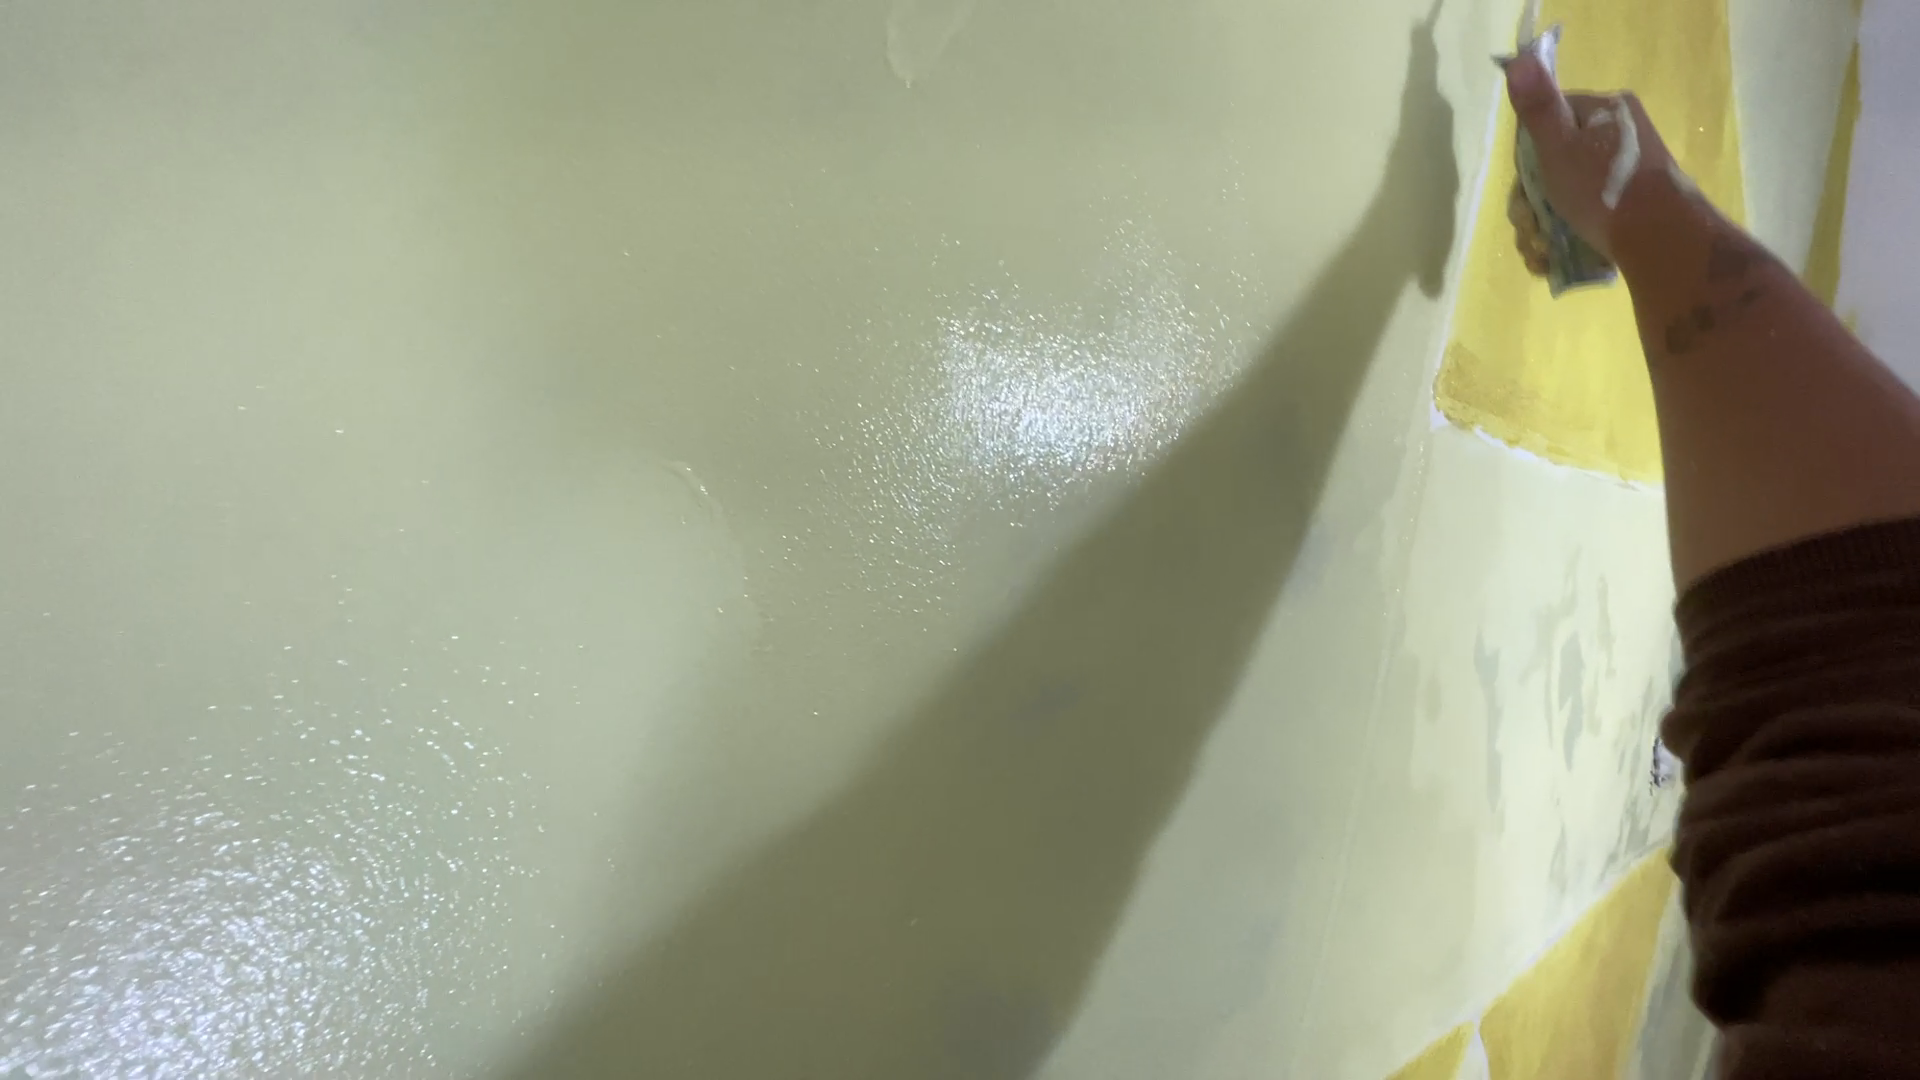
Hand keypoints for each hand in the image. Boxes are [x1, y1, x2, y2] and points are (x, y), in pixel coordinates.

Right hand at [1502, 52, 1682, 270]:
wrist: (1653, 233)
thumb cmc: (1601, 186)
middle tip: (1534, 223)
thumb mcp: (1559, 145)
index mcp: (1601, 114)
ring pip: (1552, 200)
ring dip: (1536, 230)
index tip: (1527, 184)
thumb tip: (1518, 59)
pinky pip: (1569, 220)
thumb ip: (1538, 107)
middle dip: (1528, 205)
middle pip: (1544, 169)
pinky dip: (1553, 241)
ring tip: (1543, 247)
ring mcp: (1612, 173)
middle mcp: (1610, 138)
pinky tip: (1551, 254)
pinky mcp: (1614, 205)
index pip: (1543, 127)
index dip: (1525, 162)